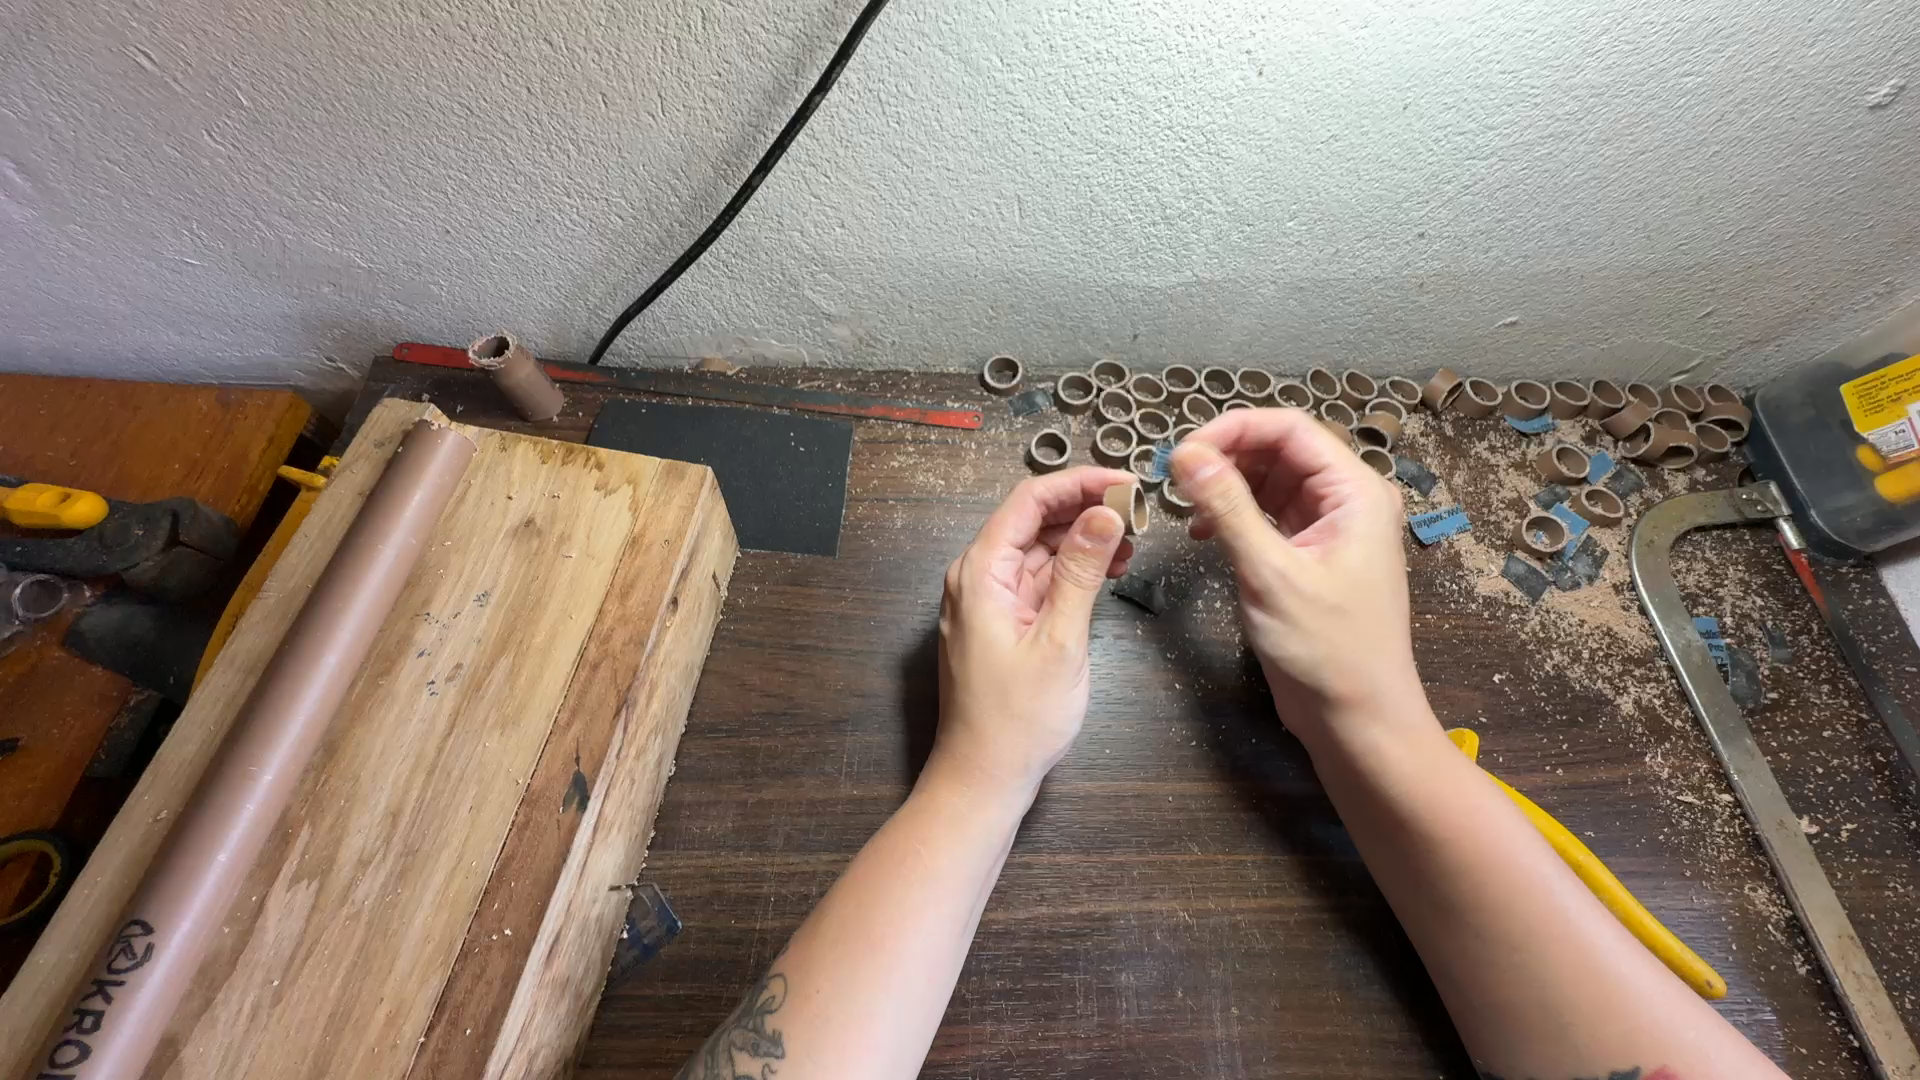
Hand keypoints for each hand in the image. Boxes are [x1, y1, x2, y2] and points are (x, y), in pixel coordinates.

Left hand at [933, 467, 1135, 801]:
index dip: (1077, 483)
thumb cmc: (1018, 719)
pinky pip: (1037, 579)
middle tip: (1138, 512)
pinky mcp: (1002, 620)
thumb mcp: (1059, 640)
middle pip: (1031, 521)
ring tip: (1132, 541)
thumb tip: (1105, 513)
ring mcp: (988, 599)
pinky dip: (1071, 571)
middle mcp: (977, 576)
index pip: (1027, 501)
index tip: (1125, 483)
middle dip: (1084, 509)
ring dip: (1082, 540)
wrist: (984, 777)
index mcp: (980, 572)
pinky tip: (1108, 570)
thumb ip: (1080, 573)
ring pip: (1038, 549)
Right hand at [1169, 408, 1433, 750]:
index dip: (1233, 429)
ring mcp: (1325, 526)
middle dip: (1225, 456)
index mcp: (1354, 491)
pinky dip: (1232, 515)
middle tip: (1175, 478)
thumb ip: (1227, 506)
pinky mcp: (1306, 553)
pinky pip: (1265, 514)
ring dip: (1224, 486)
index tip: (1181, 452)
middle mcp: (1344, 499)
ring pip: (1268, 481)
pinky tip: (1203, 532)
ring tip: (1185, 506)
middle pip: (1278, 450)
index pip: (1290, 429)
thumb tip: (1185, 453)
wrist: (1355, 715)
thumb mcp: (1270, 571)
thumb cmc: (1325, 645)